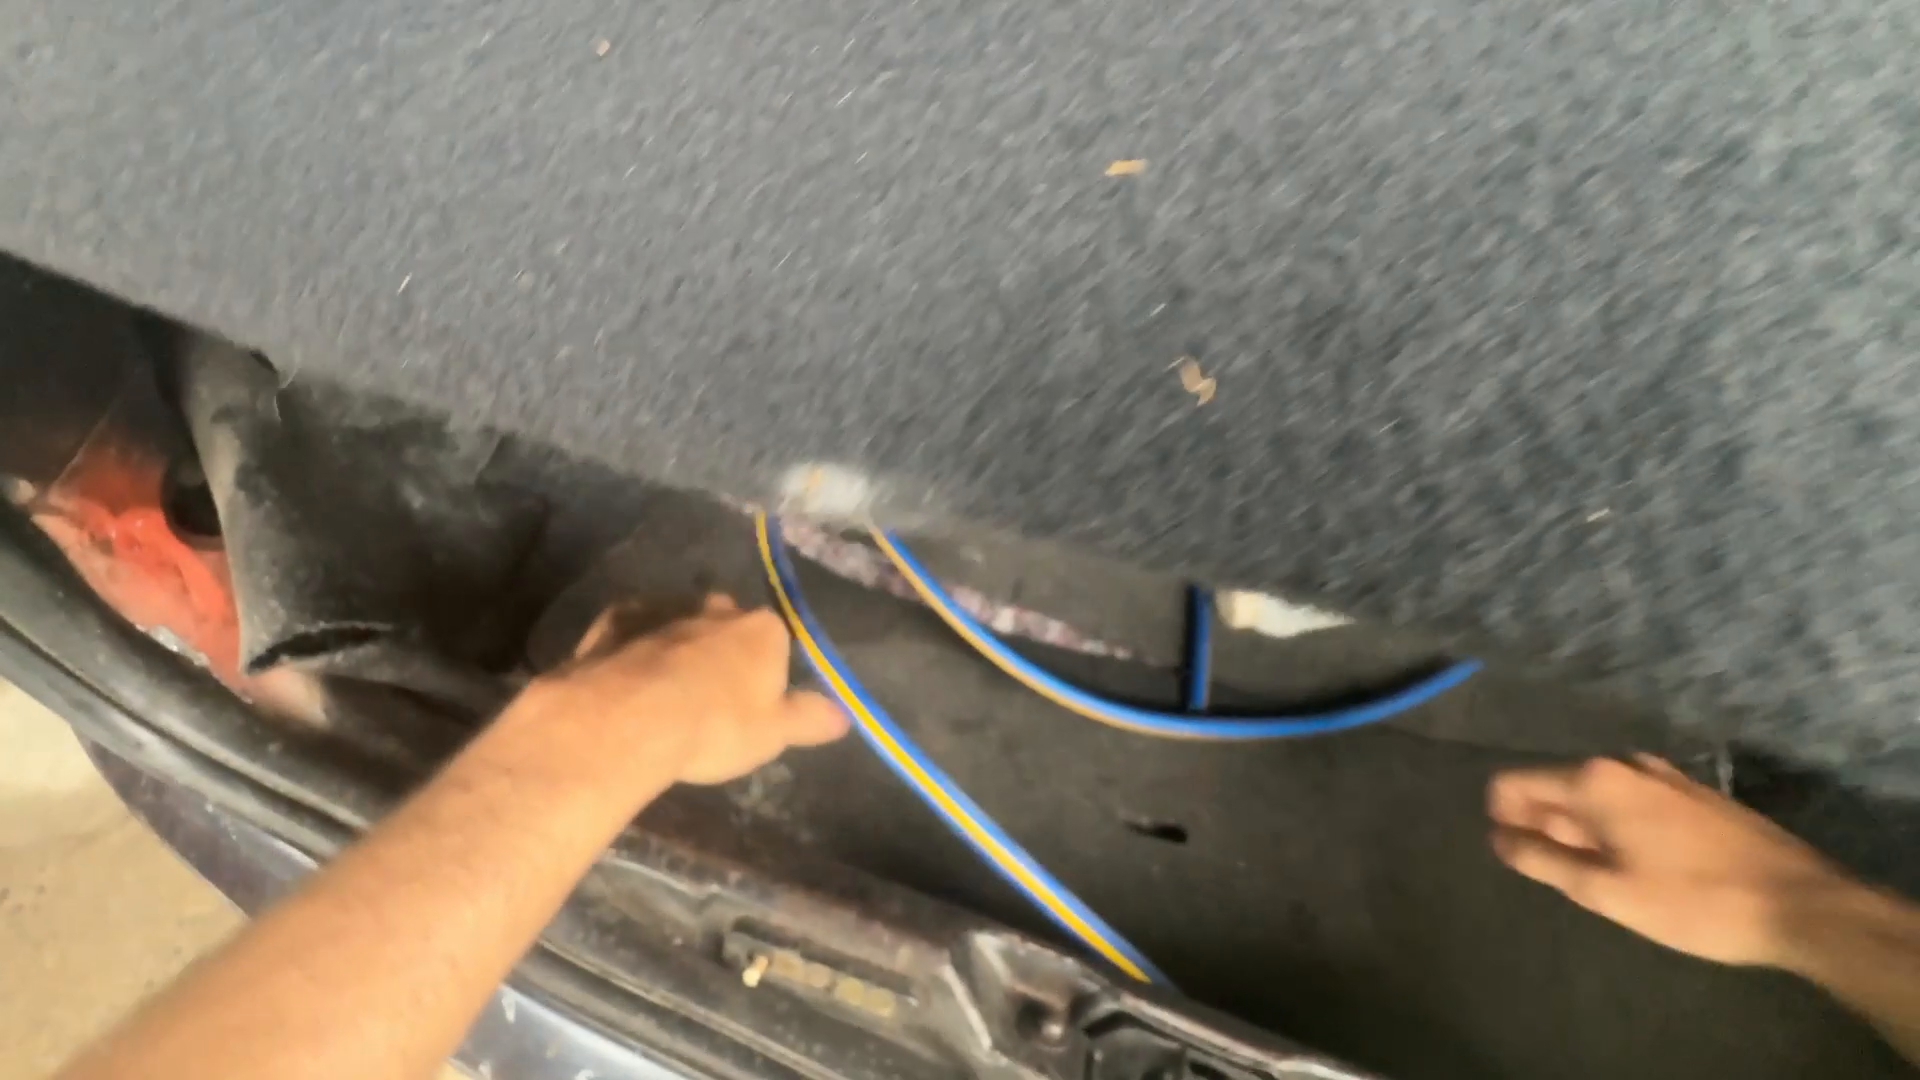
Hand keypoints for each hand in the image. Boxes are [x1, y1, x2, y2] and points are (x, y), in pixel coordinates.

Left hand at [521, 595, 848, 784]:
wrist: (625, 721)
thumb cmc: (714, 727)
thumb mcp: (774, 734)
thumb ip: (811, 718)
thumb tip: (845, 715)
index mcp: (763, 629)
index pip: (777, 639)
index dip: (768, 670)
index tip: (755, 702)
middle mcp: (717, 608)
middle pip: (729, 624)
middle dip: (723, 649)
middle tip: (711, 695)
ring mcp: (664, 609)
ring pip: (680, 622)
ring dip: (678, 645)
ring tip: (665, 691)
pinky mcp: (615, 621)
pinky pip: (632, 628)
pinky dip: (632, 644)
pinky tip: (624, 673)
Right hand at [1488, 754, 1845, 968]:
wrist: (1814, 910)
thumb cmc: (1695, 900)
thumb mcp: (1605, 891)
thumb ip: (1539, 859)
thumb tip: (1497, 837)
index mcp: (1589, 780)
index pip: (1510, 784)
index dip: (1502, 818)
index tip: (1521, 855)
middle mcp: (1618, 764)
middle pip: (1553, 787)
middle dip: (1546, 825)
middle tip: (1572, 873)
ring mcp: (1662, 774)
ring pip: (1594, 794)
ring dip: (1586, 826)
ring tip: (1612, 870)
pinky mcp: (1695, 792)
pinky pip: (1631, 799)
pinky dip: (1621, 823)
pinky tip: (1650, 861)